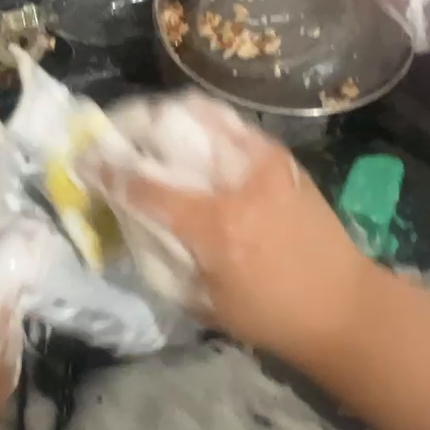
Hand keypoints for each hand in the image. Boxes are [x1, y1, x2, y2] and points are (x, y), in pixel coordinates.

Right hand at [86, 93, 379, 360]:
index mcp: (215, 226)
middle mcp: (237, 182)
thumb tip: (129, 221)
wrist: (346, 306)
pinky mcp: (281, 157)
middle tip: (112, 132)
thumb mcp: (203, 300)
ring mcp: (263, 162)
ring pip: (201, 112)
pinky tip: (187, 131)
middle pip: (171, 130)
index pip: (144, 186)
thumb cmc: (270, 317)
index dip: (106, 171)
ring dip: (164, 114)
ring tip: (145, 125)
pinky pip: (230, 123)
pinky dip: (201, 119)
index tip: (83, 158)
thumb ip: (162, 256)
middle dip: (131, 126)